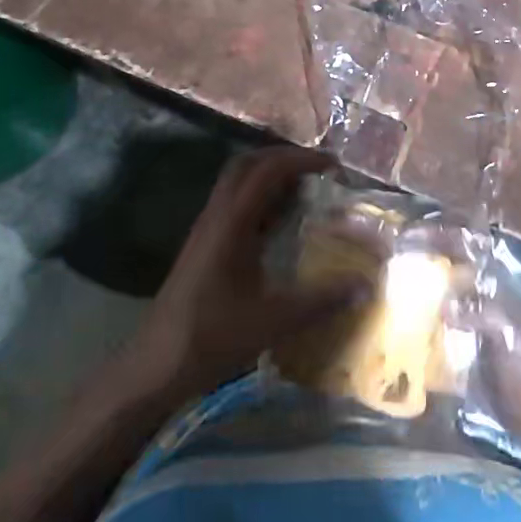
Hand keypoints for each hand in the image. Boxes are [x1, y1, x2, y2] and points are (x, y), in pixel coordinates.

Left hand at [121, 146, 358, 398]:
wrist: (155, 365)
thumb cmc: (213, 338)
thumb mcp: (274, 321)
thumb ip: (321, 300)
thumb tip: (364, 285)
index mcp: (232, 223)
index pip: (267, 170)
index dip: (301, 159)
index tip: (333, 165)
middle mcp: (217, 216)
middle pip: (247, 164)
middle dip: (284, 157)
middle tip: (318, 168)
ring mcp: (207, 229)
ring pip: (238, 183)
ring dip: (270, 176)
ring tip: (306, 189)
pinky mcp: (204, 245)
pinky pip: (234, 205)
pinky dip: (260, 199)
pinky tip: (281, 224)